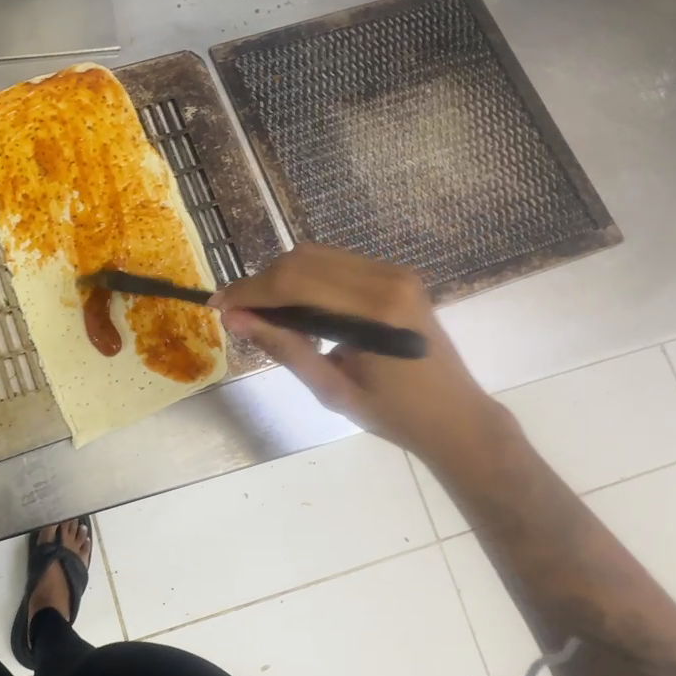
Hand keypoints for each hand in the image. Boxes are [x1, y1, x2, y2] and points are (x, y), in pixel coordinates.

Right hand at [210, 245, 503, 457]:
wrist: (457, 419)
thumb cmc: (396, 416)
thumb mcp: (331, 389)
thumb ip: (283, 348)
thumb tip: (234, 319)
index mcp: (375, 309)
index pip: (294, 282)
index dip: (250, 291)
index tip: (217, 306)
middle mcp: (387, 279)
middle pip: (301, 261)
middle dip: (261, 283)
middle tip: (237, 313)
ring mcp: (394, 273)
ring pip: (314, 256)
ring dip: (281, 279)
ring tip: (264, 313)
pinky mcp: (396, 275)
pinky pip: (334, 264)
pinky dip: (305, 279)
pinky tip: (297, 309)